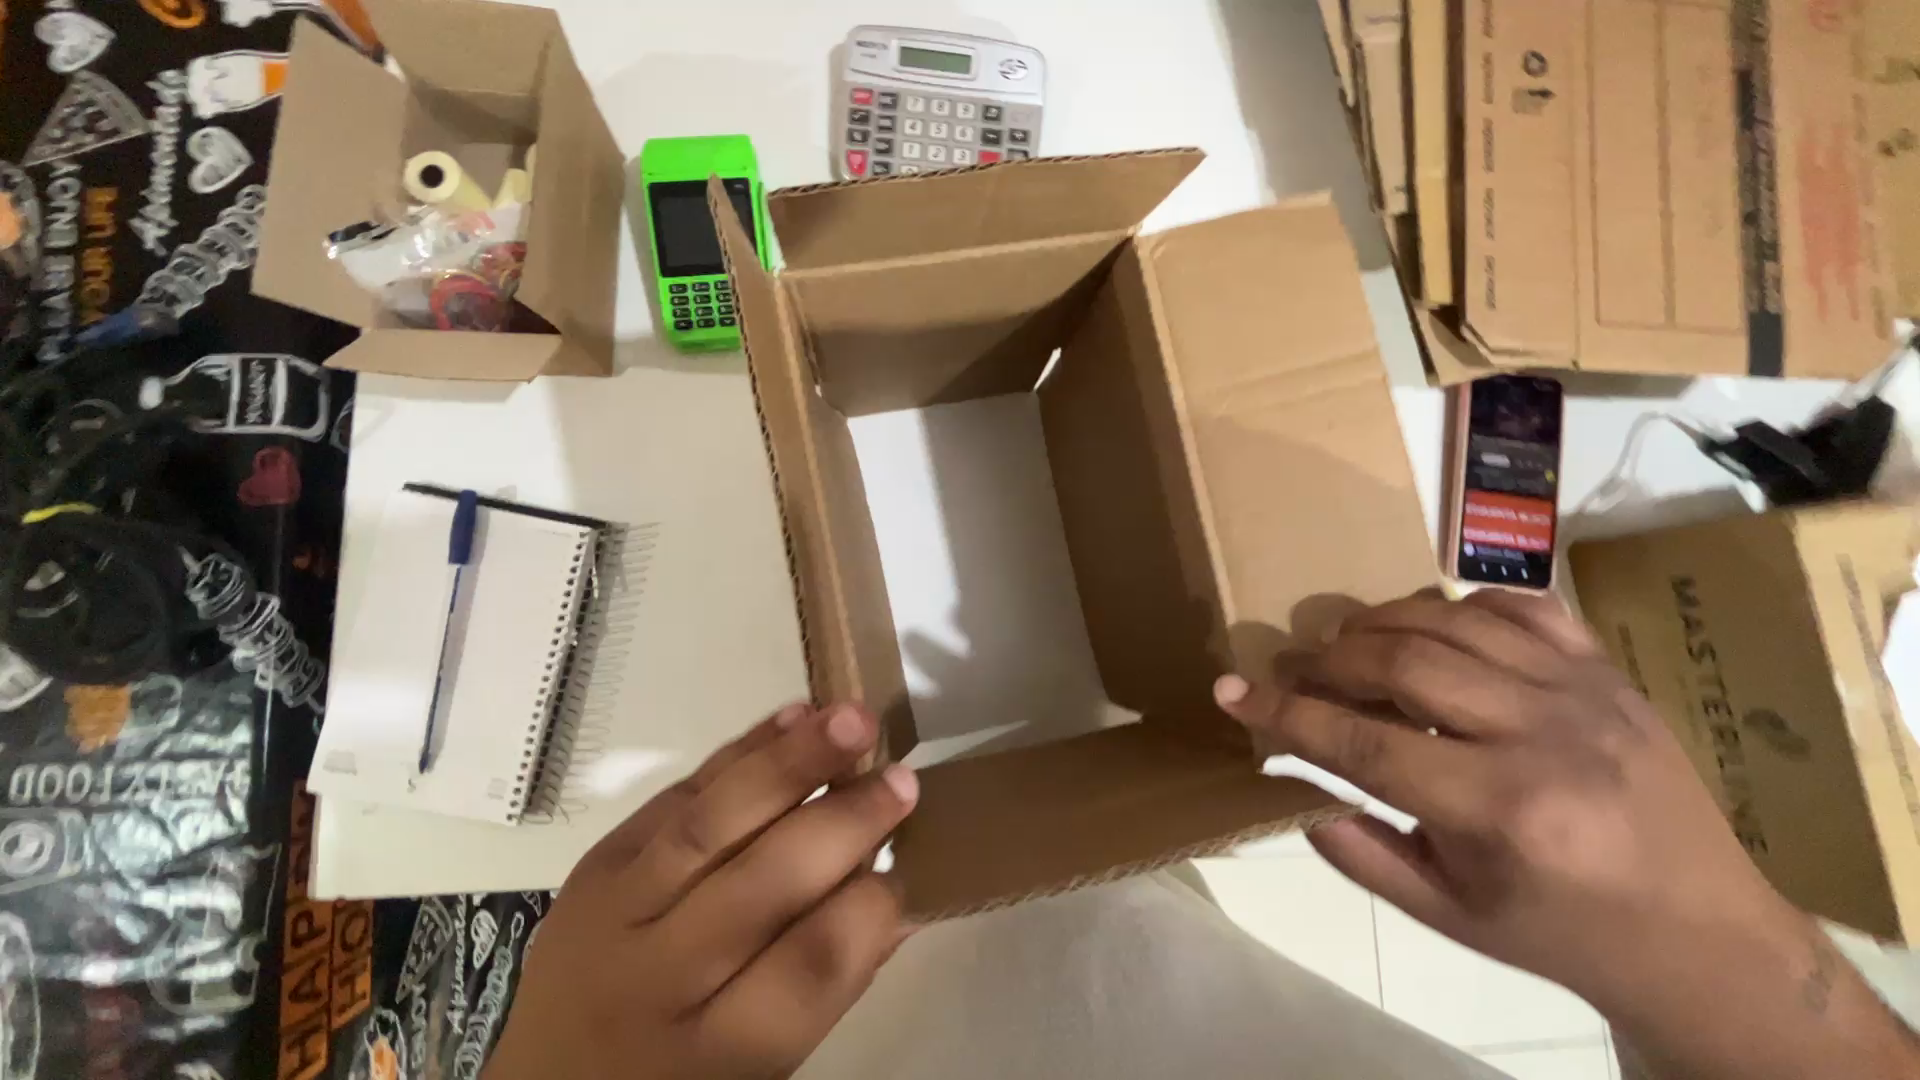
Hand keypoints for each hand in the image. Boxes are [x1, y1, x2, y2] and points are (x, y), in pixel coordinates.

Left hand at [483, 702, 917, 1079]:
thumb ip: (829, 982)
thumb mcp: (761, 1069)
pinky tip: (791, 718)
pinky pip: (674, 798)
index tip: (906, 866)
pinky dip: (738, 753)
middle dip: (841, 822)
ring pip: (709, 823)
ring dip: (788, 762)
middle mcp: (653, 981)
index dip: (868, 906)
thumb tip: (896, 894)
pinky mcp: (594, 865)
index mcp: (712, 1056)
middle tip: (901, 780)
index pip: (807, 965)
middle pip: (761, 883)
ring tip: (851, 720)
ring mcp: (611, 914)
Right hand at [1215, 589, 1804, 1007]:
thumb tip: (1295, 784)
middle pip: (1403, 660)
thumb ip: (1359, 852)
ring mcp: (1584, 694)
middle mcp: (1544, 737)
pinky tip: (1429, 627)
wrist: (1704, 936)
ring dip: (1379, 622)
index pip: (1363, 741)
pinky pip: (1522, 606)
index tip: (1231, 691)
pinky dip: (1457, 603)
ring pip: (1453, 619)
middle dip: (1327, 660)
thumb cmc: (1560, 932)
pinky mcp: (1609, 672)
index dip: (1284, 713)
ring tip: (1345, 645)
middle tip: (1292, 671)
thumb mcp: (1446, 916)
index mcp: (1502, 812)